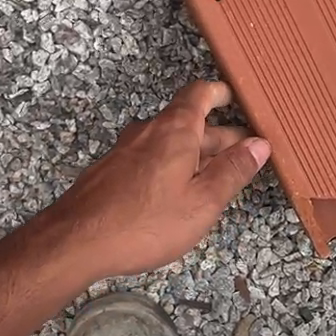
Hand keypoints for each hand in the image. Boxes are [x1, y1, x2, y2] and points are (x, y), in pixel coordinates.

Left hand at [45, 81, 270, 278]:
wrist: (76, 242)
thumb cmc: (143, 223)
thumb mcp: (202, 201)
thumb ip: (232, 171)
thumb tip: (259, 145)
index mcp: (175, 131)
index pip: (200, 94)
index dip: (220, 94)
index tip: (236, 98)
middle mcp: (148, 132)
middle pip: (189, 122)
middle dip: (218, 135)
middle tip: (243, 152)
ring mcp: (126, 151)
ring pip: (169, 143)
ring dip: (195, 154)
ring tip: (216, 175)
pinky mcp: (111, 172)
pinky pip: (150, 159)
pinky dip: (171, 167)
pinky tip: (177, 192)